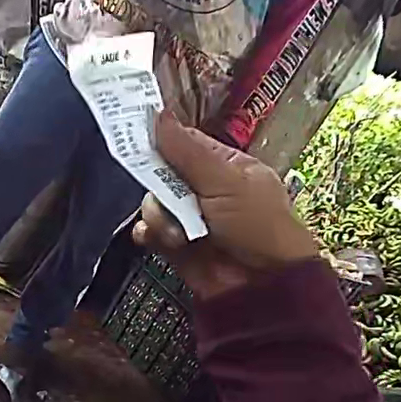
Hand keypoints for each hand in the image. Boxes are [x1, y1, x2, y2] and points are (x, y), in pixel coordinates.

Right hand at [132, 111, 318, 299]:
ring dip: (160, 217)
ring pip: (153, 203)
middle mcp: (204, 189)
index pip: (184, 143)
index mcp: (224, 166)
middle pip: (162, 174)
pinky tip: (159, 240)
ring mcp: (189, 218)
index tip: (136, 137)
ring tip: (179, 234)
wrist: (263, 287)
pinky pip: (149, 230)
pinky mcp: (175, 245)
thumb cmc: (257, 226)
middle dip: (161, 187)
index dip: (161, 140)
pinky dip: (150, 234)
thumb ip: (187, 151)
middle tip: (170, 198)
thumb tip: (159, 114)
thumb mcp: (226, 181)